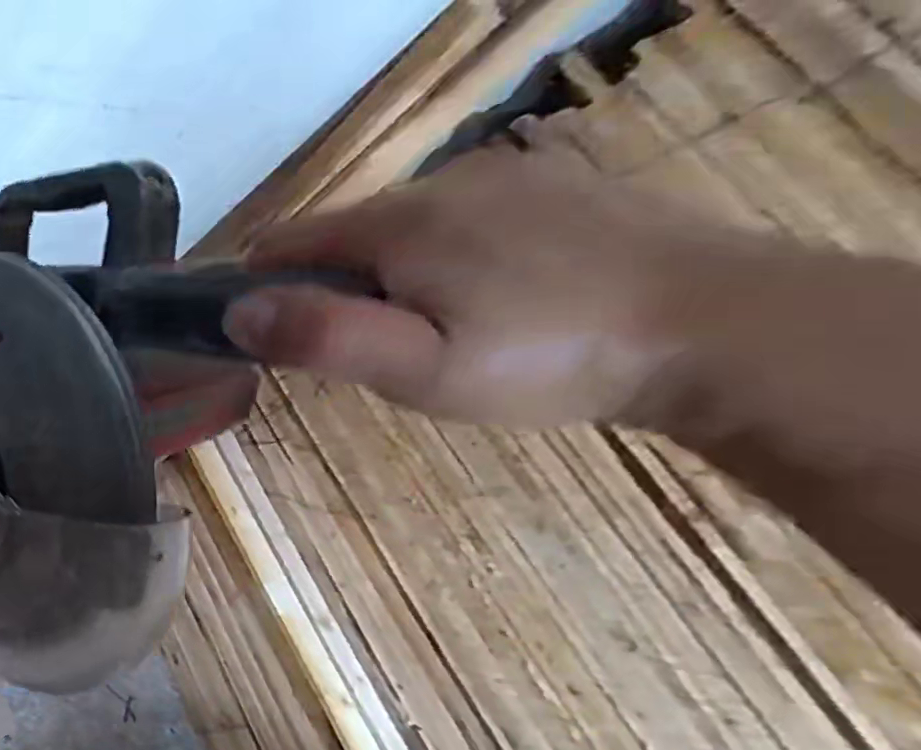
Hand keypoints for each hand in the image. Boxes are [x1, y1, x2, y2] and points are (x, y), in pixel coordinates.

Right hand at [220, 148, 770, 427]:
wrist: (716, 328)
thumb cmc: (542, 359)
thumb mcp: (415, 367)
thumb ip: (323, 336)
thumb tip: (237, 313)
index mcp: (398, 224)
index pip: (286, 242)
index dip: (257, 287)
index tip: (262, 338)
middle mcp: (443, 182)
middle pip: (342, 236)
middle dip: (324, 289)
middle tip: (355, 357)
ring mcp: (504, 178)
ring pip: (400, 229)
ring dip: (381, 276)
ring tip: (419, 336)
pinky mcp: (552, 189)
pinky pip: (456, 221)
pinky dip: (436, 259)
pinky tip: (479, 303)